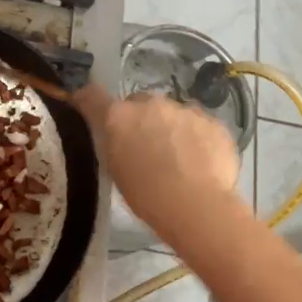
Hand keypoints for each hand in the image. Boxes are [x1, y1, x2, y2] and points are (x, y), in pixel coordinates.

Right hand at [75, 83, 246, 235]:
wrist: (198, 206)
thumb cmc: (146, 195)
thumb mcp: (115, 169)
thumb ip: (114, 143)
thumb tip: (118, 134)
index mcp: (118, 116)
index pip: (92, 95)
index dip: (88, 101)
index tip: (88, 109)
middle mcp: (150, 104)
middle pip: (139, 102)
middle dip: (139, 118)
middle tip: (144, 145)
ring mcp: (185, 109)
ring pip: (172, 112)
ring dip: (170, 126)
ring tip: (178, 157)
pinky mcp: (214, 122)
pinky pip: (199, 124)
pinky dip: (196, 137)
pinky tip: (200, 161)